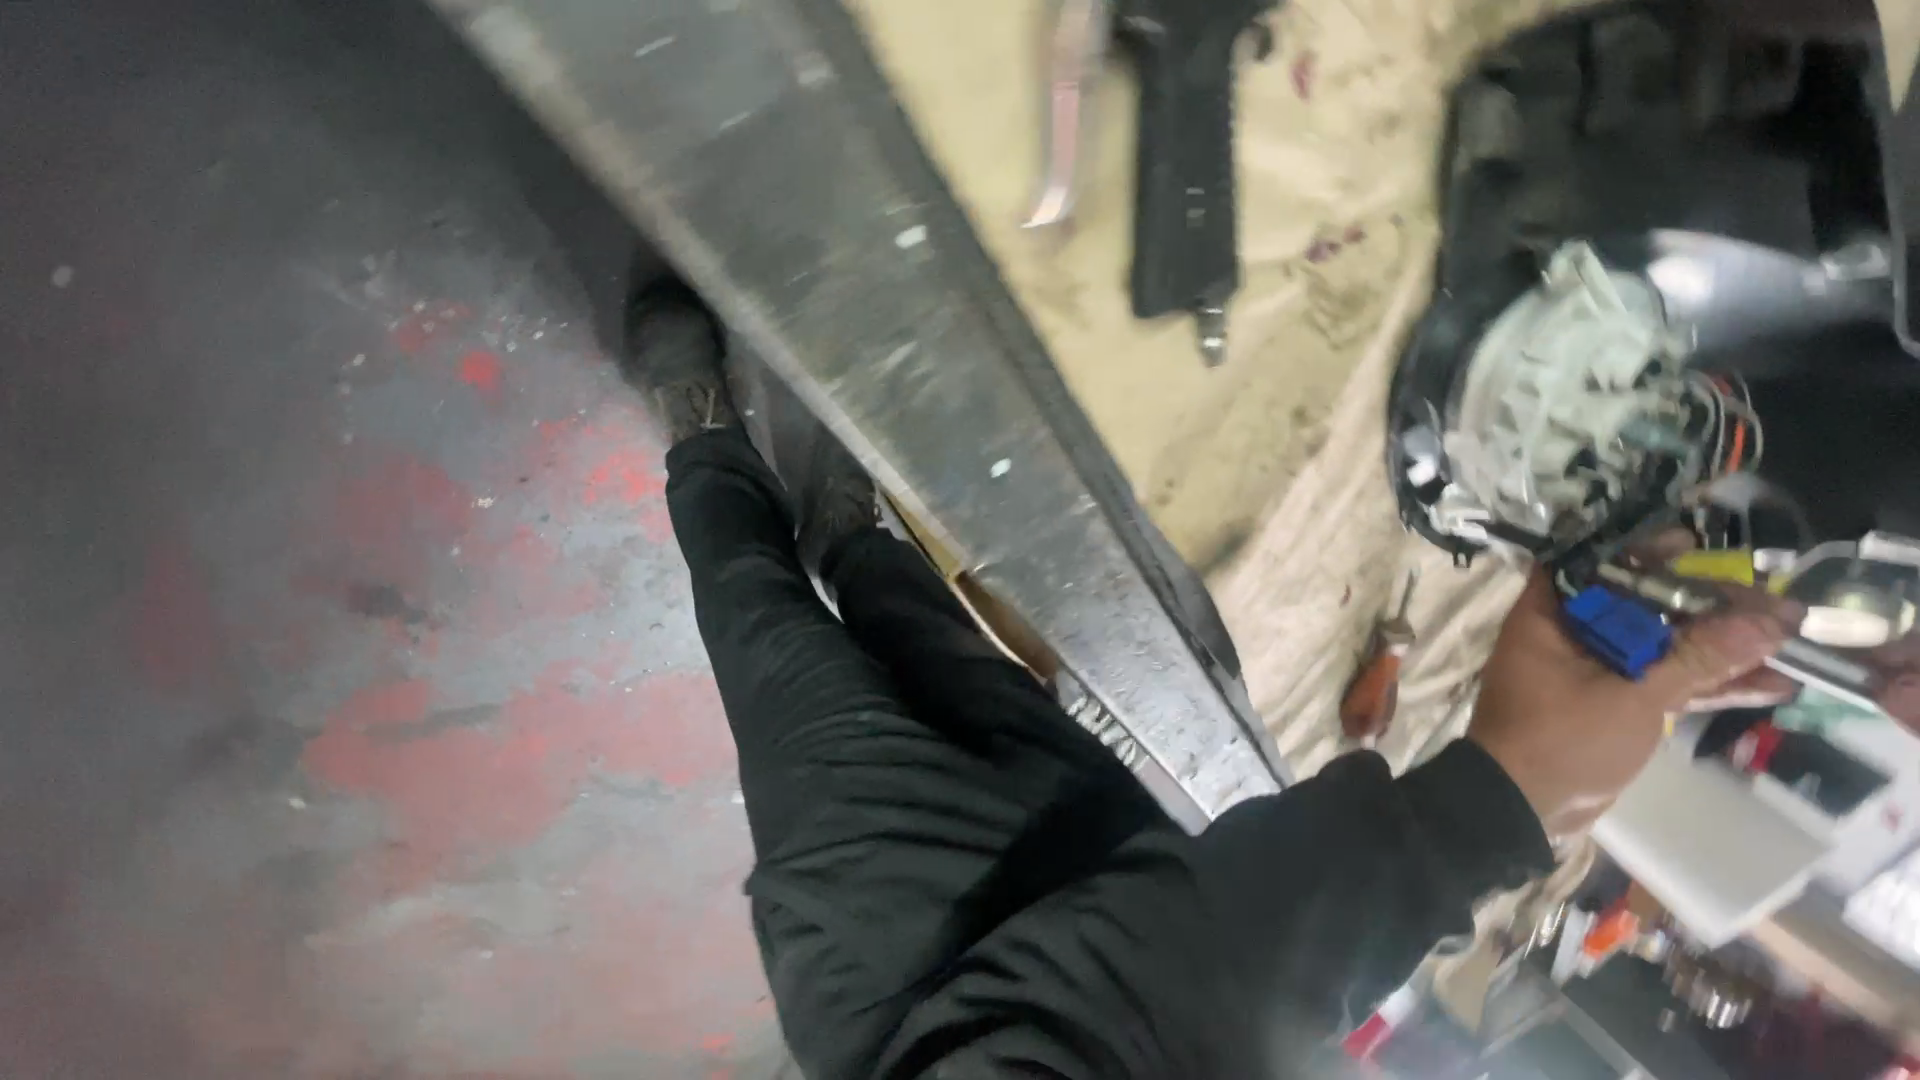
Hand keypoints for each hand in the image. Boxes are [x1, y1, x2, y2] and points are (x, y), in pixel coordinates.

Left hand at [1467, 569, 1800, 838]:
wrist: (1521, 802)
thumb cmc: (1561, 737)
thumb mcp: (1631, 695)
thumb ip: (1694, 659)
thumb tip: (1762, 622)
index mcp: (1545, 618)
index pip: (1587, 565)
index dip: (1634, 552)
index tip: (1687, 546)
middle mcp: (1561, 636)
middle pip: (1632, 605)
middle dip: (1696, 604)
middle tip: (1763, 600)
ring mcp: (1585, 671)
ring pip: (1652, 645)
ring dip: (1711, 646)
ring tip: (1784, 638)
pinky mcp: (1606, 703)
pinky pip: (1656, 681)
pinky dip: (1701, 682)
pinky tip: (1767, 683)